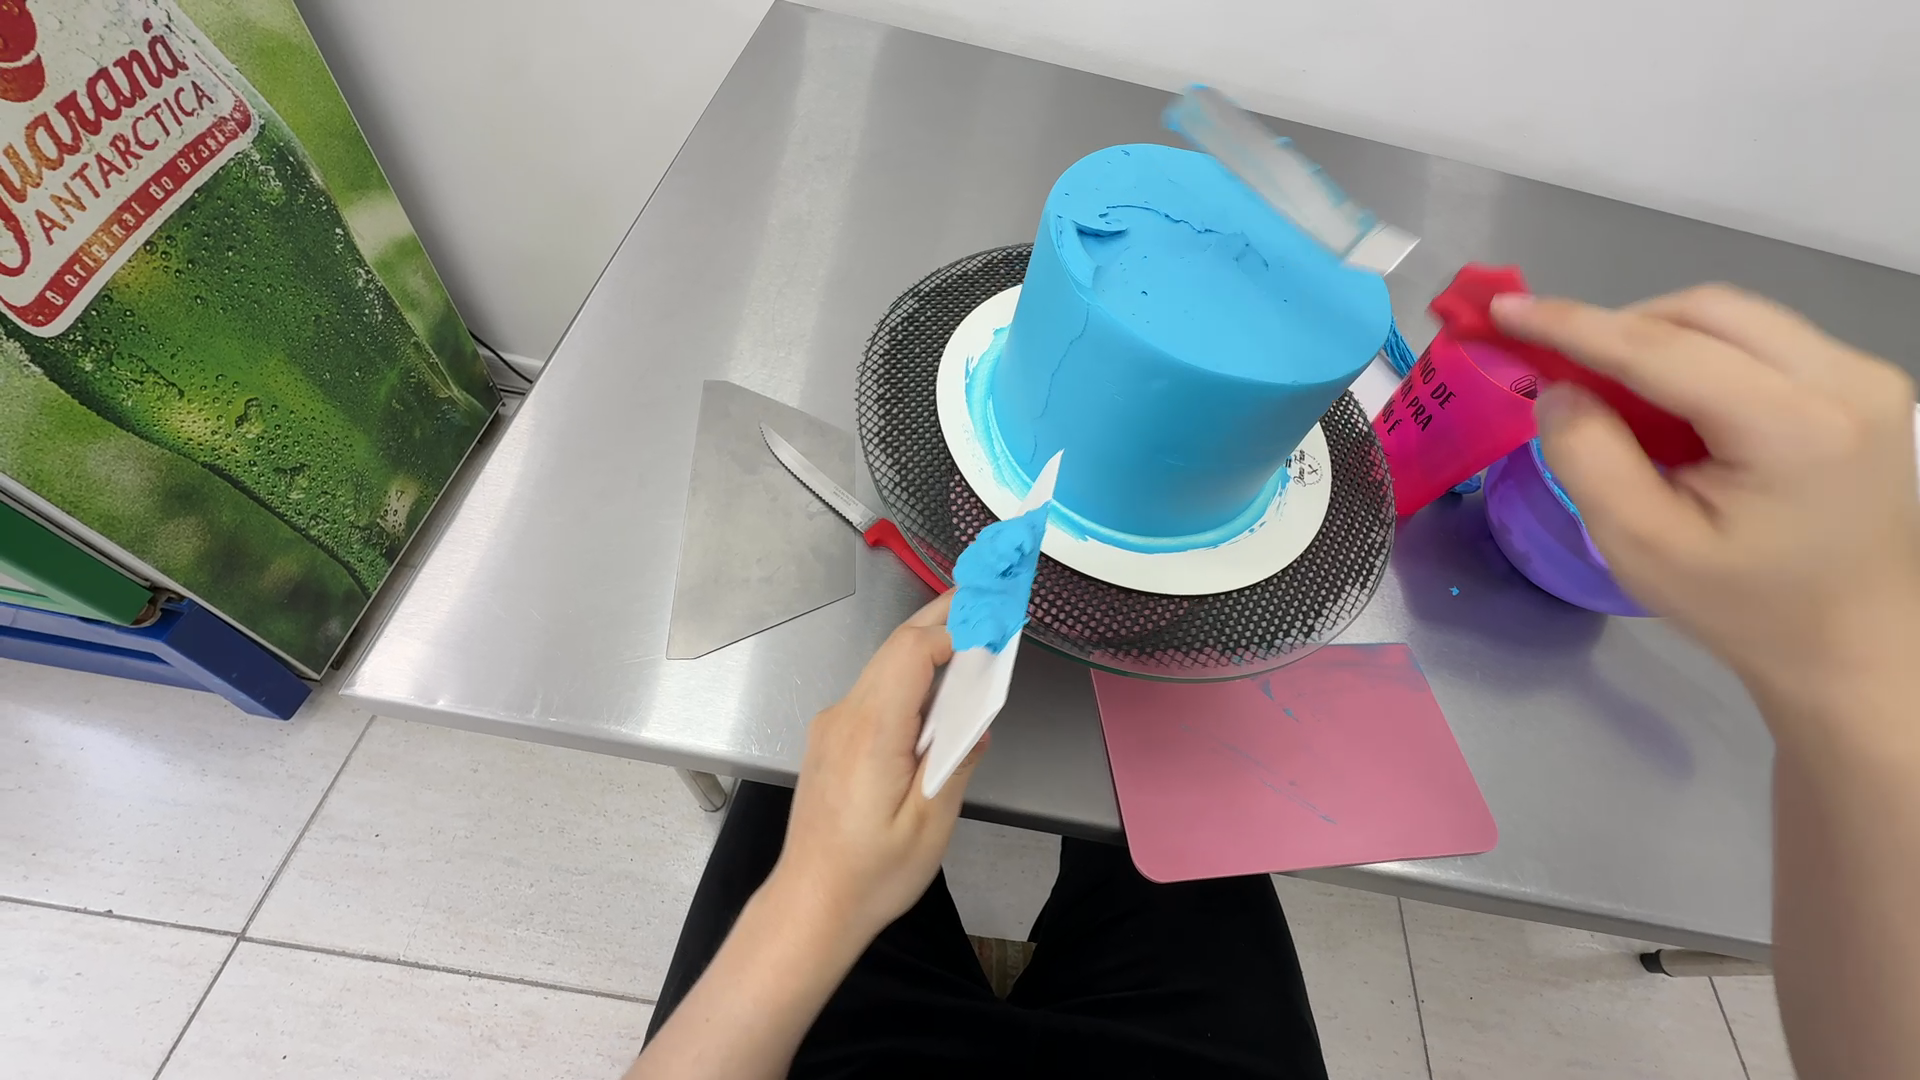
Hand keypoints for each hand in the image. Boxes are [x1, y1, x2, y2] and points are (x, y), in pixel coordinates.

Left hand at [766, 592, 986, 942]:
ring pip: (883, 665)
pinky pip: (874, 690)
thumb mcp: (930, 824)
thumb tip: (979, 721)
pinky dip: (908, 676)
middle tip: (983, 602)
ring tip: (968, 640)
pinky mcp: (832, 736)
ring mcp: (833, 723)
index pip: (912, 651)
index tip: (990, 625)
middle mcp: (846, 714)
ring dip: (925, 647)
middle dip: (941, 619)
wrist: (810, 905)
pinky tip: (933, 691)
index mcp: (873, 730)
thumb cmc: (871, 874)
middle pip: (895, 646)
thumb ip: (957, 761)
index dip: (953, 630)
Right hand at [1491, 286, 1919, 711]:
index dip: (1573, 325)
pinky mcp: (1857, 391)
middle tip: (1549, 360)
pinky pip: (1755, 342)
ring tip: (1598, 387)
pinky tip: (1654, 400)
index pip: (1664, 349)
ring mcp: (1863, 381)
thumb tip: (1558, 390)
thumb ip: (1588, 456)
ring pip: (1733, 318)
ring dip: (1650, 338)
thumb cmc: (1739, 603)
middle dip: (1615, 325)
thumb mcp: (1637, 541)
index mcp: (1795, 427)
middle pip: (1708, 312)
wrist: (1855, 641)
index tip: (1504, 310)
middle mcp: (1846, 382)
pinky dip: (1687, 355)